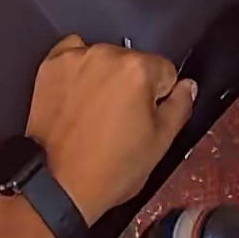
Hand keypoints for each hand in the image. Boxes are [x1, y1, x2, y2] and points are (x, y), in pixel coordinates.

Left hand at [28, 35, 195, 223]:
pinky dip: (77, 68)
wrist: (59, 184)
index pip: (164, 70)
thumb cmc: (111, 168)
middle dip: (131, 85)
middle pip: (133, 62)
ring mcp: (76, 57)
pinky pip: (73, 52)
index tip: (145, 116)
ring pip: (105, 59)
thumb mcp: (159, 143)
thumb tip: (187, 86)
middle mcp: (107, 54)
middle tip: (119, 119)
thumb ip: (179, 106)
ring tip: (95, 112)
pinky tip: (76, 94)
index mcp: (139, 69)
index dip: (159, 96)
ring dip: (105, 76)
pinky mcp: (50, 65)